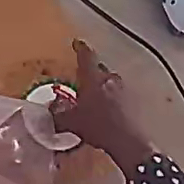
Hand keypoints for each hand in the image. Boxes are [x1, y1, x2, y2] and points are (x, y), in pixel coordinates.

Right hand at [53, 40, 151, 171]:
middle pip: (100, 68)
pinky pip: (120, 95)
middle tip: (83, 79)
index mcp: (92, 78)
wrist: (128, 141)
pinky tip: (109, 110)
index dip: (80, 48)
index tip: (77, 43)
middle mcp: (109, 79)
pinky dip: (113, 98)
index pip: (86, 56)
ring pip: (111, 81)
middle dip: (92, 72)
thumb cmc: (97, 125)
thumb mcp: (72, 122)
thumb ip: (58, 116)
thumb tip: (50, 113)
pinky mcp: (134, 101)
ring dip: (104, 86)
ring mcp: (124, 89)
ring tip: (96, 97)